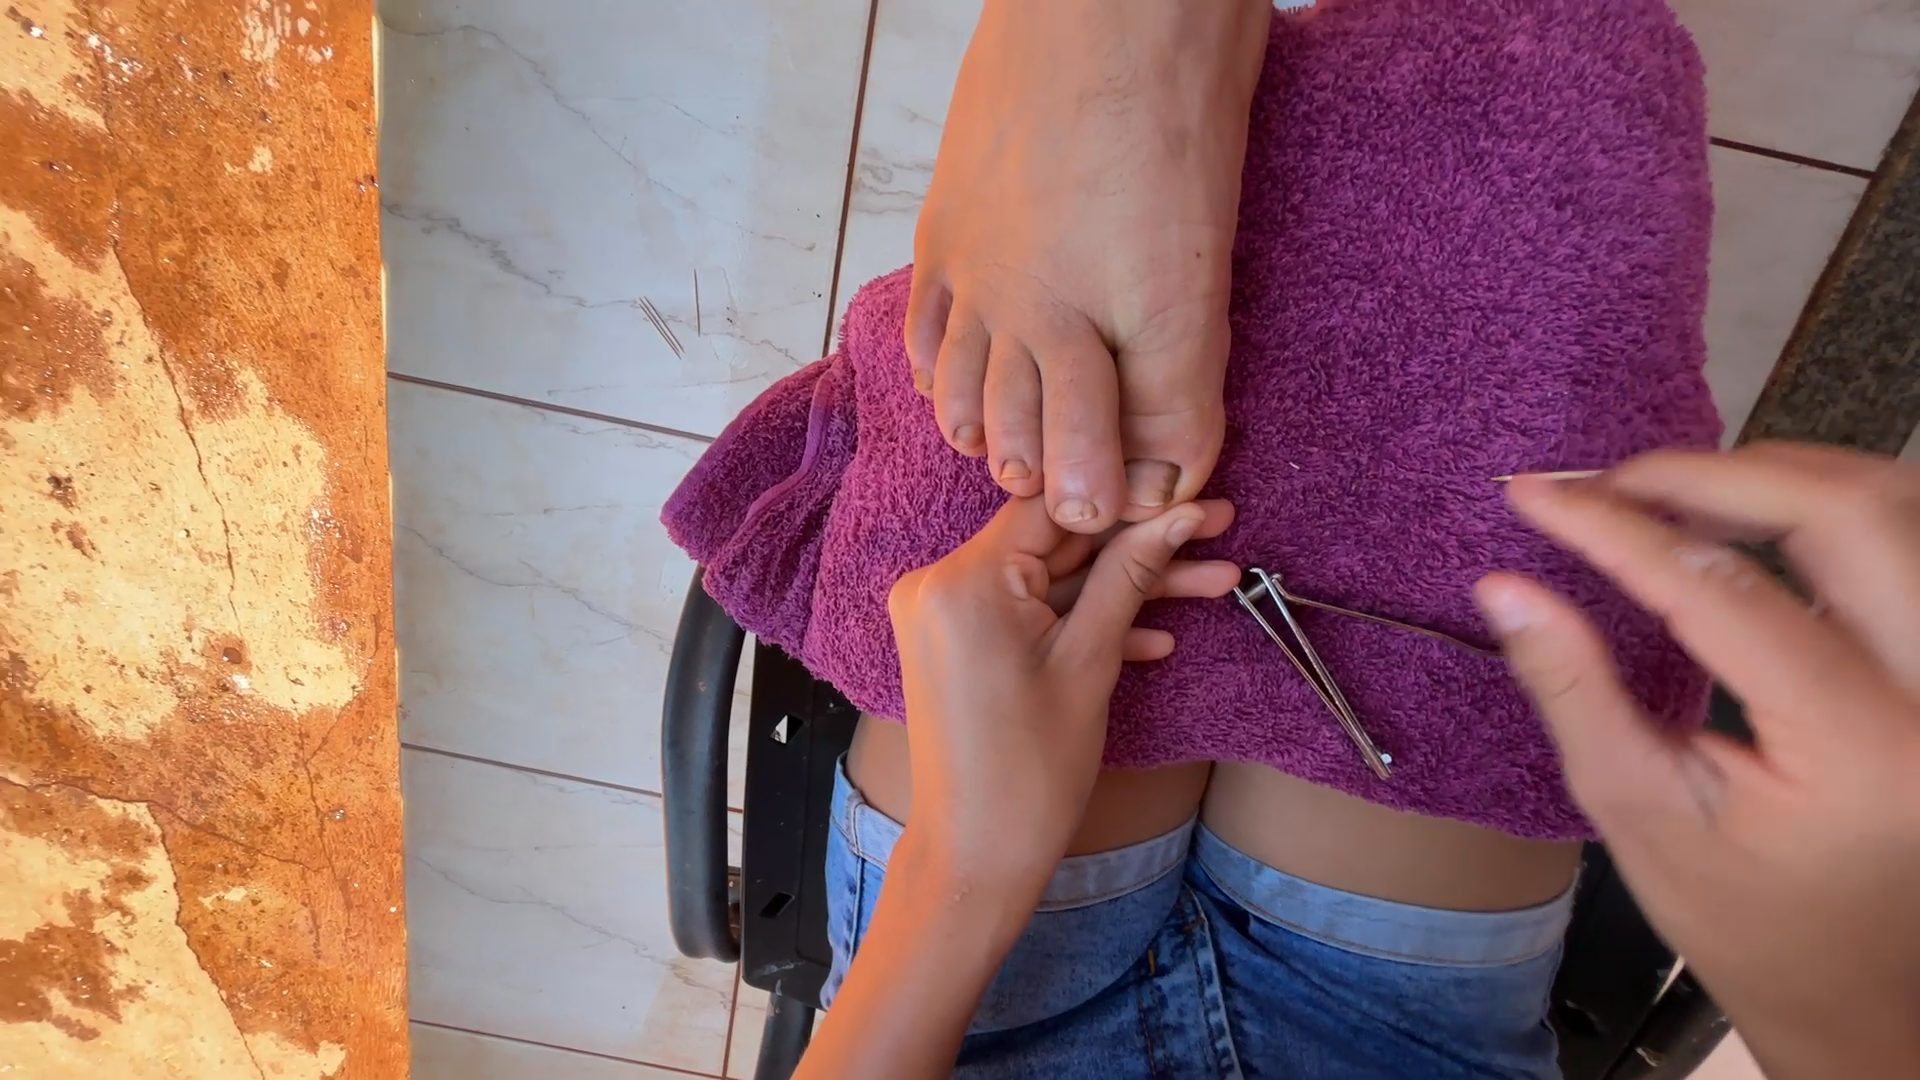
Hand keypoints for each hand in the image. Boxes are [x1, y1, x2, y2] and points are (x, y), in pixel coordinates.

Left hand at [795, 498, 1236, 1079]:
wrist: (976, 855)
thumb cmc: (1032, 771)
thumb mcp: (1091, 661)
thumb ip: (1130, 575)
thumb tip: (1183, 514)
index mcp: (964, 579)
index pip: (1054, 507)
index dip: (1131, 502)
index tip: (1195, 500)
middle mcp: (938, 581)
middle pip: (1054, 545)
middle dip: (1137, 550)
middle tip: (1215, 539)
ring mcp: (942, 610)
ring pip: (1046, 582)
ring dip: (1118, 590)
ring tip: (1210, 584)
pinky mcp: (955, 637)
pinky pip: (1023, 613)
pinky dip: (1076, 621)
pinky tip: (1150, 636)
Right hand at [908, 0, 1270, 531]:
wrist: (1108, 0)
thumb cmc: (1168, 127)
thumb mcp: (1194, 277)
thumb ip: (1176, 389)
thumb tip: (1169, 477)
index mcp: (1079, 336)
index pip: (1089, 449)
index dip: (1105, 496)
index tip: (1112, 523)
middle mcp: (1011, 316)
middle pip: (1014, 426)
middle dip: (1037, 475)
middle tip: (1049, 503)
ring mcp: (969, 271)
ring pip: (960, 385)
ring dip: (981, 430)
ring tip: (997, 457)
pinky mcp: (945, 226)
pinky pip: (924, 322)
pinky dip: (934, 365)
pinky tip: (944, 380)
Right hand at [1475, 444, 1919, 1079]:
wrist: (1874, 986)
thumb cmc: (1736, 907)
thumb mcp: (1629, 805)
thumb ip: (1570, 687)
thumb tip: (1502, 587)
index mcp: (1859, 745)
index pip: (1719, 591)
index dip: (1611, 529)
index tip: (1531, 495)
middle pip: (1850, 515)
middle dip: (1704, 475)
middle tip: (1601, 481)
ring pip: (1900, 508)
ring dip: (1770, 476)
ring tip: (1658, 488)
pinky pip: (1910, 540)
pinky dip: (1822, 502)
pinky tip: (1743, 515)